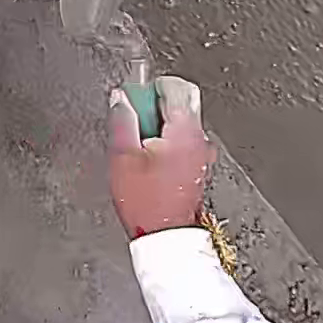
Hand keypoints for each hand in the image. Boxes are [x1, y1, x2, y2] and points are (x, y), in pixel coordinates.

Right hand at [107, 75, 215, 239]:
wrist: (165, 236)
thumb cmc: (146, 201)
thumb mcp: (123, 156)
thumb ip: (122, 120)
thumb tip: (121, 98)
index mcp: (184, 132)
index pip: (176, 87)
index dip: (151, 86)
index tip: (134, 97)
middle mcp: (200, 139)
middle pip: (181, 101)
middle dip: (154, 105)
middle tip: (134, 123)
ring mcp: (202, 152)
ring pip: (180, 120)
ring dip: (158, 123)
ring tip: (139, 145)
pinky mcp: (197, 164)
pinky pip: (182, 138)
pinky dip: (165, 138)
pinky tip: (148, 158)